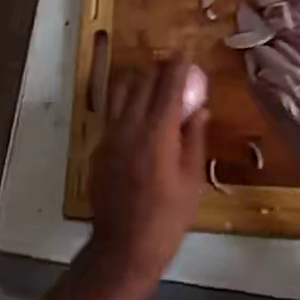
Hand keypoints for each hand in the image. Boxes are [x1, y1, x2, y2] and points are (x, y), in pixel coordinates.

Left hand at [90, 58, 209, 284]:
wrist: (123, 246)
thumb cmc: (167, 218)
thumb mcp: (191, 180)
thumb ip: (193, 139)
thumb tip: (199, 110)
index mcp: (156, 133)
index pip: (168, 87)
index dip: (178, 67)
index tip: (185, 52)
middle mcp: (129, 127)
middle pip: (143, 83)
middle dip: (159, 68)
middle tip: (173, 63)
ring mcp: (110, 136)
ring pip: (121, 93)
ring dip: (139, 80)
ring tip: (154, 79)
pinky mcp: (99, 148)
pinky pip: (113, 113)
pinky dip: (126, 102)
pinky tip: (137, 110)